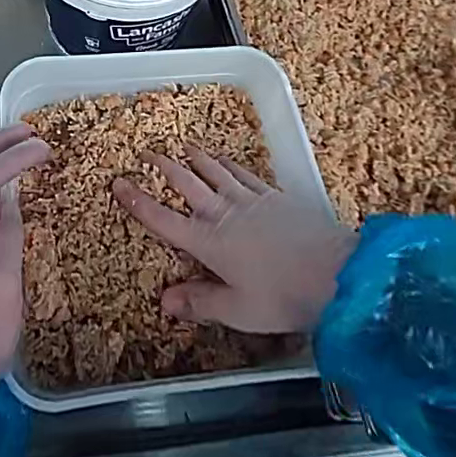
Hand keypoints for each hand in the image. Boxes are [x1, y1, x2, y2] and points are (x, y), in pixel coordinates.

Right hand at [114, 145, 354, 332]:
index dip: (137, 201)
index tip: (118, 183)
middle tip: (145, 153)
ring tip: (181, 147)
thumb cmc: (284, 296)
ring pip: (212, 171)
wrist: (337, 273)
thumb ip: (200, 302)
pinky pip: (241, 173)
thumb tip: (164, 300)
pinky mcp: (273, 196)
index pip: (162, 218)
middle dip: (162, 167)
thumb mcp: (237, 309)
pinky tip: (222, 160)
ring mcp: (248, 200)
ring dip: (193, 158)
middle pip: (184, 183)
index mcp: (207, 241)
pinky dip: (226, 163)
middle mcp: (222, 213)